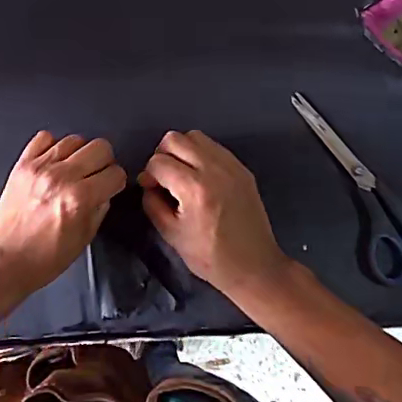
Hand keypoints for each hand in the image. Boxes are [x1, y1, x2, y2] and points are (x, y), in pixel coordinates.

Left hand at [0, 131, 126, 293]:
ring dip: (80, 154)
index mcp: (79, 199)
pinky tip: (54, 163)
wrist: (4, 260)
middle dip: (104, 162)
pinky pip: (44, 138)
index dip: (116, 181)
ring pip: (75, 140)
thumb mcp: (84, 238)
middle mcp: (61, 178)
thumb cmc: (43, 257)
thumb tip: (106, 190)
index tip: (111, 186)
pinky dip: (53, 146)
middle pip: (100, 147)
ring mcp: (39, 168)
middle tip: (97, 176)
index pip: (115, 172)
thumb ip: (100, 208)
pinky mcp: (22, 165)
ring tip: (74, 170)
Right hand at [139, 130, 295, 299]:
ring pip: (196, 136)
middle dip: (162, 155)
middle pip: (175, 139)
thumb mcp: (171, 235)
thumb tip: (148, 184)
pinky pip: (215, 147)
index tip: (151, 189)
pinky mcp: (242, 169)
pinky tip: (201, 177)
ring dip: (182, 150)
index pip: (158, 162)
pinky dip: (201, 155)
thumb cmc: (210, 256)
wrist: (254, 265)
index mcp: (195, 189)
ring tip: (182, 174)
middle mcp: (214, 170)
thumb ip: (153, 204)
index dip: (148, 175)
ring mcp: (231, 166)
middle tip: (164, 177)